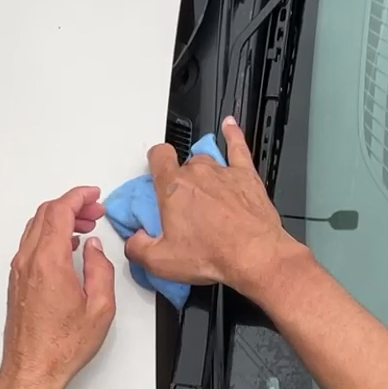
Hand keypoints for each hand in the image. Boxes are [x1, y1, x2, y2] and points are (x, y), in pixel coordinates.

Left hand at [0, 186, 116, 388]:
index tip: (93, 196)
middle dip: (71, 205)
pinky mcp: (17, 283)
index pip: (59, 211)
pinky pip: (31, 245)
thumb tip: (94, 249)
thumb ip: (100, 269)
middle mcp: (28, 262)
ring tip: (84, 228)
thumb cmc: (62, 346)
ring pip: (35, 228)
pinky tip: (67, 248)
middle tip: (94, 211)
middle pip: (44, 214)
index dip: (78, 197)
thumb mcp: (100, 308)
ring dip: (59, 220)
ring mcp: (19, 272)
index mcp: (49, 262)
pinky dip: (49, 236)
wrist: (32, 370)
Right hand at [122, 118, 309, 296]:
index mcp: (173, 188)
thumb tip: (134, 242)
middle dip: (179, 180)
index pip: (158, 156)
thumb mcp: (161, 261)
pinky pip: (237, 147)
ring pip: (206, 160)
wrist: (254, 255)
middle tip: (181, 203)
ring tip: (202, 186)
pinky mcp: (246, 176)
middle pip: (182, 164)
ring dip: (202, 170)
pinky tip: (229, 127)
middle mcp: (197, 173)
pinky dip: (232, 135)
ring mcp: (223, 171)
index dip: (155, 161)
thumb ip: (138, 248)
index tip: (154, 171)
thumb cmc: (214, 254)